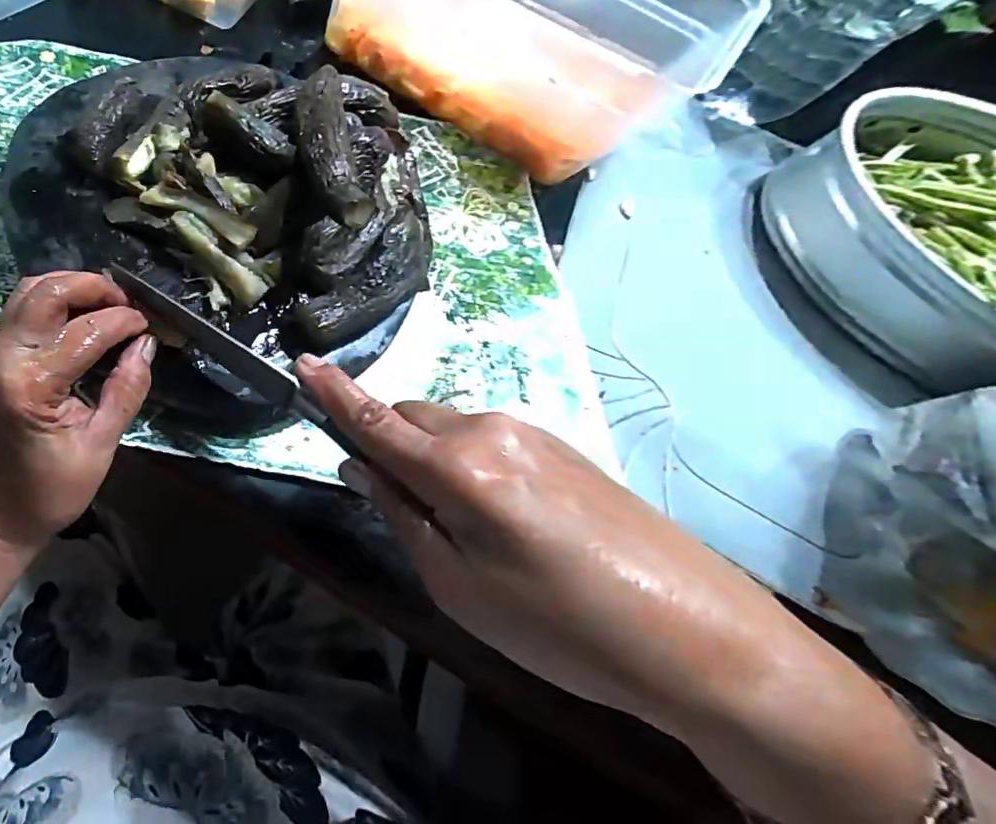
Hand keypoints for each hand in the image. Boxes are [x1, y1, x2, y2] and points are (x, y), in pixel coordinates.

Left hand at [0, 272, 154, 553]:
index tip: (148, 327)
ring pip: (30, 290)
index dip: (123, 321)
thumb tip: (146, 344)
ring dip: (73, 287)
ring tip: (109, 304)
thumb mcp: (101, 445)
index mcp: (30, 385)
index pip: (84, 330)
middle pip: (47, 292)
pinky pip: (23, 307)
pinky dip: (56, 299)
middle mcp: (3, 358)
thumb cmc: (52, 488)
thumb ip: (126, 390)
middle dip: (94, 287)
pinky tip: (84, 313)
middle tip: (128, 303)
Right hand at [292, 358, 943, 823]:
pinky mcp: (561, 444)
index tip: (303, 363)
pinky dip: (464, 460)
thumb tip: (361, 466)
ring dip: (427, 453)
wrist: (691, 632)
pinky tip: (494, 515)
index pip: (377, 419)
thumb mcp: (459, 587)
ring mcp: (532, 431)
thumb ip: (402, 515)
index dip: (335, 393)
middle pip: (413, 417)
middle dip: (386, 438)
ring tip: (450, 521)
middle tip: (385, 494)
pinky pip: (487, 439)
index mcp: (458, 465)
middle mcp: (491, 429)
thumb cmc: (558, 625)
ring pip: (450, 426)